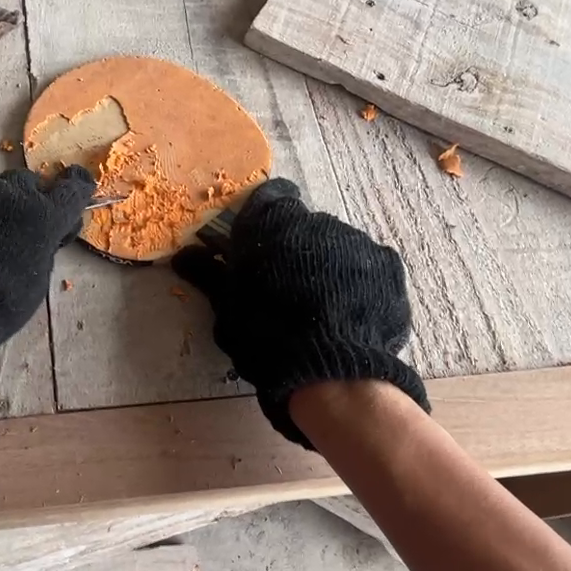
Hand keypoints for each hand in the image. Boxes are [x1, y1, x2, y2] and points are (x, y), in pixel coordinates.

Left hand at [0, 168, 95, 401]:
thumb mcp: (35, 276)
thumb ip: (43, 243)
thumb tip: (45, 230)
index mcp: (41, 214)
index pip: (71, 188)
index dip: (73, 186)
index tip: (72, 186)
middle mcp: (7, 192)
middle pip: (21, 182)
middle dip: (19, 199)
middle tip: (8, 224)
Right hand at [172, 178, 426, 446]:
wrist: (331, 373)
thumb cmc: (265, 334)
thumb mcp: (226, 306)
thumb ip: (208, 273)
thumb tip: (183, 254)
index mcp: (271, 222)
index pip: (270, 197)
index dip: (265, 217)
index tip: (260, 243)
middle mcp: (315, 220)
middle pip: (303, 225)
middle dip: (295, 247)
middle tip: (285, 285)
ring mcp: (355, 241)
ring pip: (335, 245)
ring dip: (326, 265)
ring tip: (320, 306)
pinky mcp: (387, 266)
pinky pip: (366, 265)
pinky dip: (357, 281)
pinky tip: (347, 313)